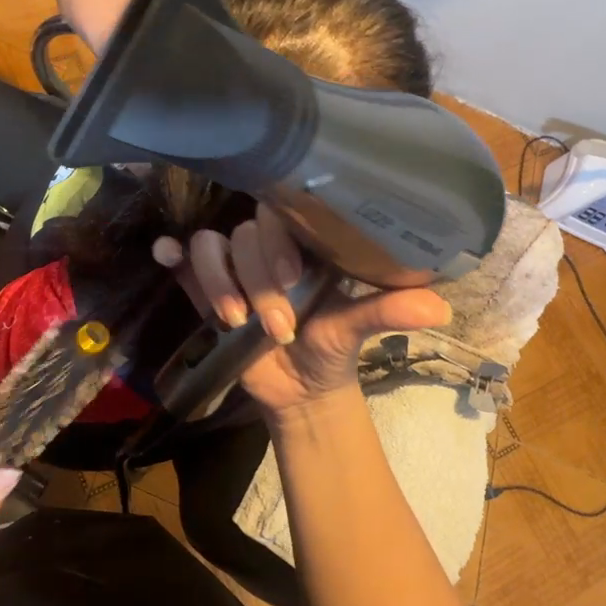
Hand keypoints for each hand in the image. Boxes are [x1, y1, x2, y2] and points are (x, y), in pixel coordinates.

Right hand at [154, 204, 451, 414]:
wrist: (298, 390)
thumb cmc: (332, 350)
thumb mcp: (356, 330)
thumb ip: (386, 311)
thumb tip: (438, 306)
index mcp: (305, 243)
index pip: (282, 216)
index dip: (278, 243)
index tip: (292, 280)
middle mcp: (266, 247)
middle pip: (243, 235)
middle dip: (256, 282)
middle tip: (275, 326)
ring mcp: (232, 266)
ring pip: (210, 246)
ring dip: (218, 282)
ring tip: (233, 322)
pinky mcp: (204, 287)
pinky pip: (183, 262)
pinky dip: (174, 255)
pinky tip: (166, 255)